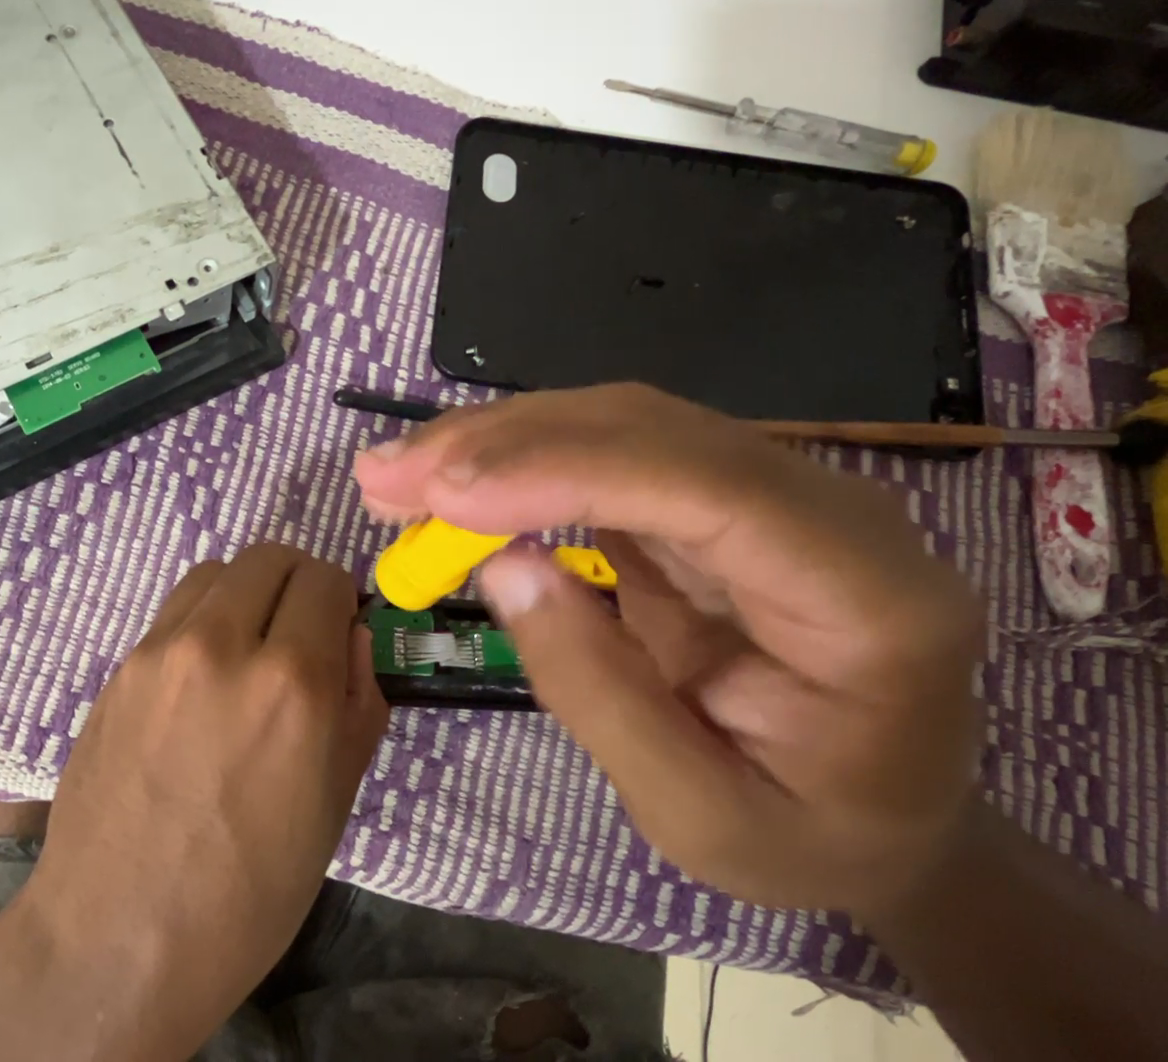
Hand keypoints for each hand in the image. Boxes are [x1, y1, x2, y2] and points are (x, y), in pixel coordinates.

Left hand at [22, 543, 388, 1050]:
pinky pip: (172, 613)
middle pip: (268, 557)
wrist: (120, 933)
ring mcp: (159, 652)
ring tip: (247, 652)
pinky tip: (199, 682)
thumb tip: (350, 636)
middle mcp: (222, 645)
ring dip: (245, 594)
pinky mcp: (119, 669)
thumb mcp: (335, 803)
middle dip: (297, 584)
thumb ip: (357, 703)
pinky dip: (201, 622)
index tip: (338, 633)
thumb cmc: (248, 893)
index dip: (341, 601)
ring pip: (215, 573)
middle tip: (299, 634)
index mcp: (292, 683)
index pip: (325, 581)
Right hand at [354, 385, 983, 914]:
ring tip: (394, 475)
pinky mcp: (711, 503)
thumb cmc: (804, 835)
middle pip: (655, 433)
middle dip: (505, 443)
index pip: (709, 489)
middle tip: (383, 475)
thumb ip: (602, 694)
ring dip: (497, 441)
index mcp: (867, 600)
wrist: (877, 817)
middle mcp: (830, 518)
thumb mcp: (698, 815)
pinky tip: (449, 481)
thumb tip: (502, 567)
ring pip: (620, 427)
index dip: (568, 472)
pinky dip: (516, 462)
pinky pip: (605, 457)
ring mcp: (770, 498)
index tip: (443, 493)